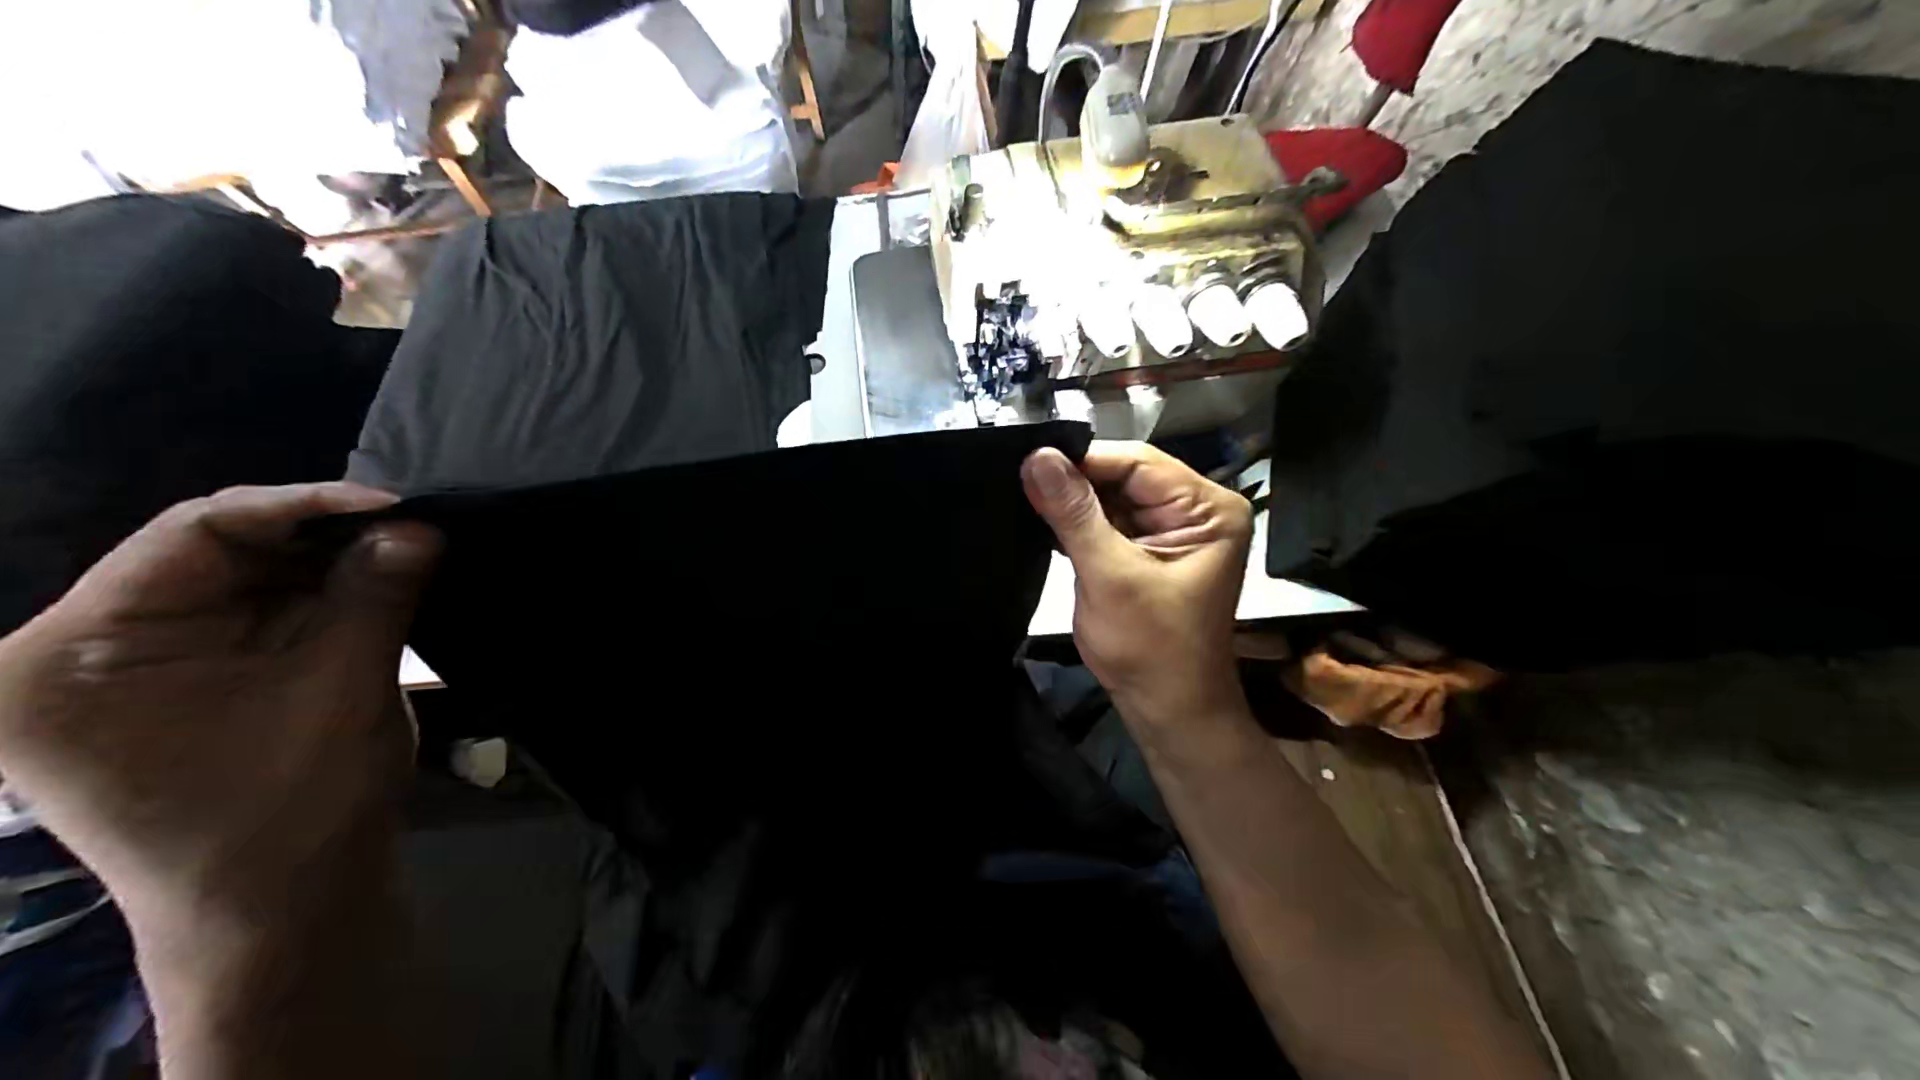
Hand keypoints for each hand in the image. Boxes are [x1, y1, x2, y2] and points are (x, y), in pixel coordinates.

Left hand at [0, 483, 438, 936]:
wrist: (288, 910)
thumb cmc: (295, 811)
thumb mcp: (341, 690)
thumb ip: (376, 596)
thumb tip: (421, 525)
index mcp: (68, 657)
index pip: (189, 535)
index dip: (304, 506)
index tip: (396, 503)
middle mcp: (79, 652)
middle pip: (214, 555)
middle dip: (322, 540)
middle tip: (412, 528)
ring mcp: (133, 669)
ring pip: (245, 581)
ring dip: (330, 568)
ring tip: (408, 552)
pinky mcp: (185, 682)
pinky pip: (258, 614)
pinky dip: (324, 599)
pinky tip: (379, 587)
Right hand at [1021, 442, 1252, 731]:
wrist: (1166, 708)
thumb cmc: (1151, 648)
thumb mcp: (1110, 576)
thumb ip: (1074, 514)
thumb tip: (1036, 458)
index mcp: (1208, 509)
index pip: (1138, 463)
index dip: (1083, 459)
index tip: (1029, 460)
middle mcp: (1195, 509)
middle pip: (1123, 476)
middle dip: (1074, 481)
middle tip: (1019, 477)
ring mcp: (1170, 529)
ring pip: (1110, 496)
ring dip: (1071, 501)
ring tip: (1024, 494)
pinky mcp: (1146, 548)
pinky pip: (1106, 520)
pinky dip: (1076, 522)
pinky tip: (1043, 518)